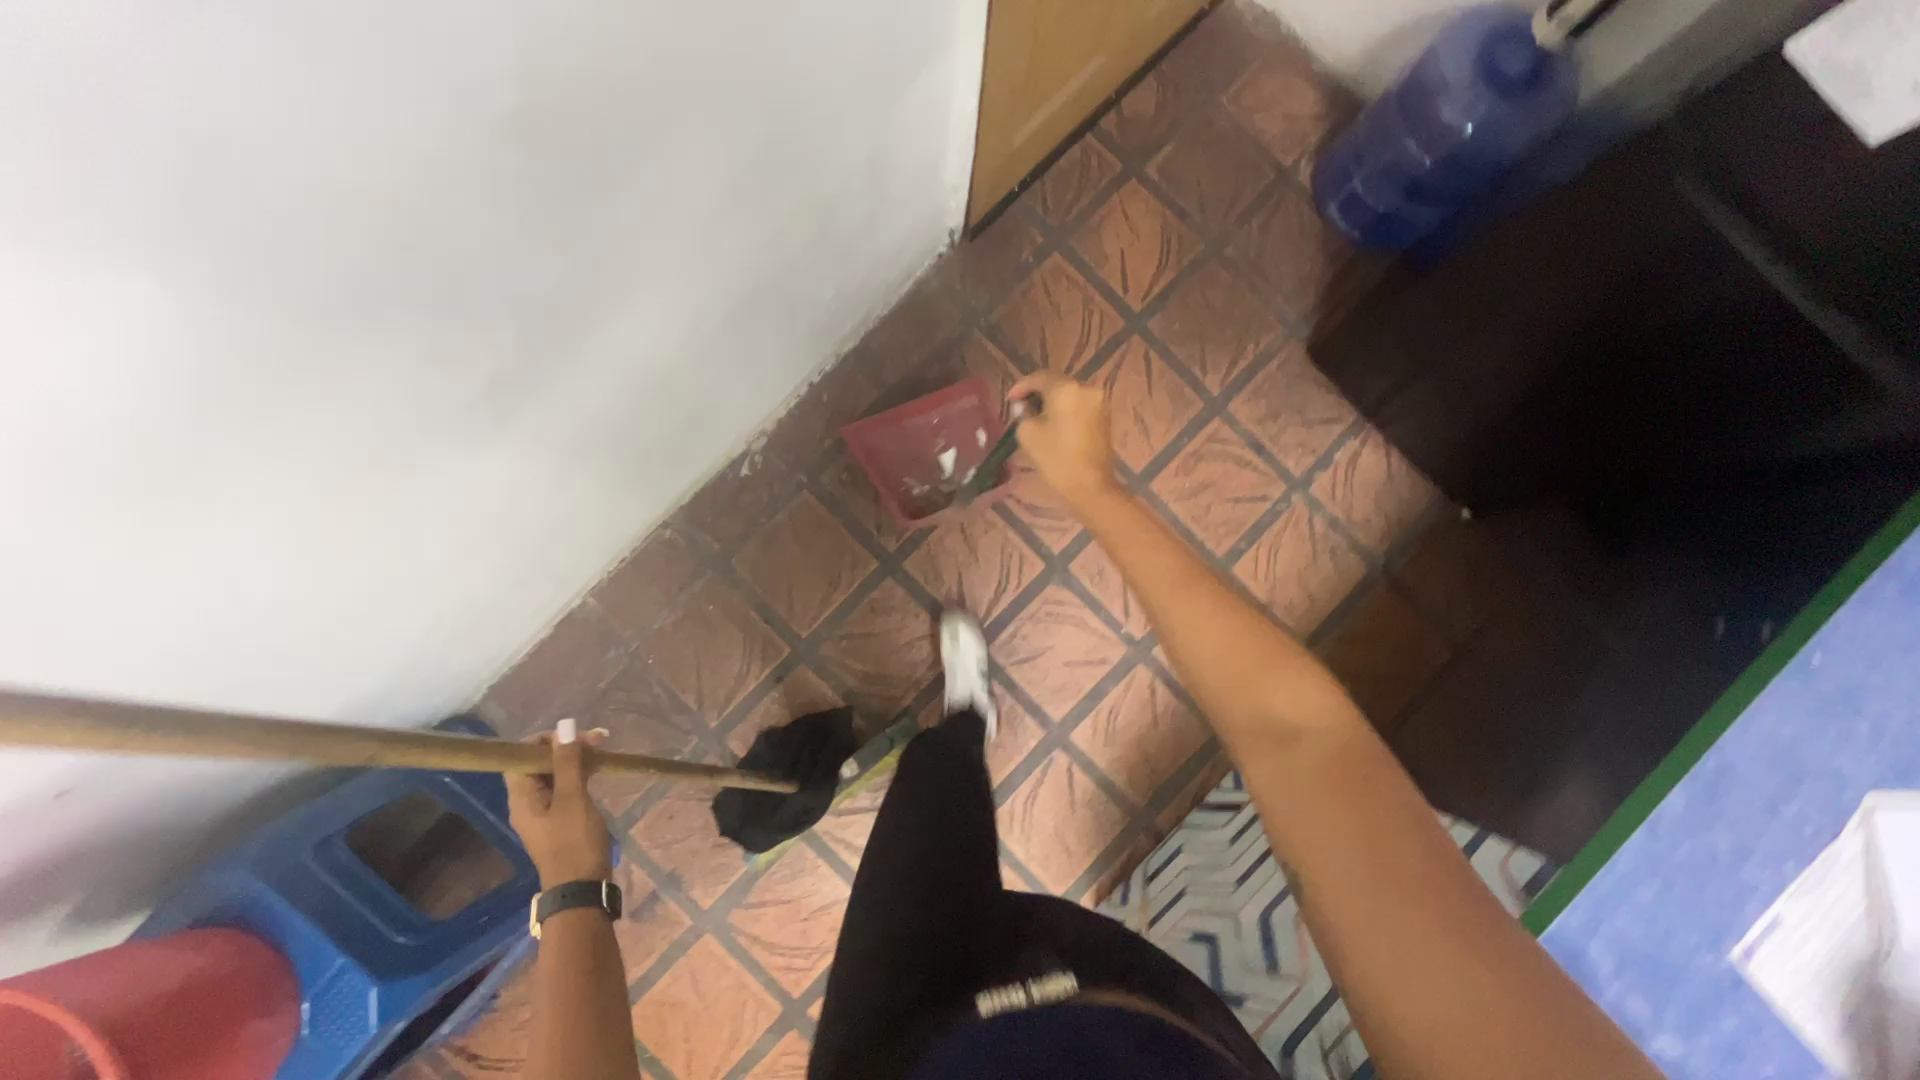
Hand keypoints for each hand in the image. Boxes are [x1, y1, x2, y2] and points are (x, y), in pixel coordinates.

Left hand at [505, 719, 614, 888]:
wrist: (582, 888)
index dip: (544, 740)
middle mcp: (527, 802)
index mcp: (521, 796)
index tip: (574, 736)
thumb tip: (565, 728)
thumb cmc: (574, 842)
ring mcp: (544, 812)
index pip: (521, 756)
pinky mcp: (560, 820)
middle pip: (539, 763)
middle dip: (567, 747)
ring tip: (604, 751)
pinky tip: (598, 772)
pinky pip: (565, 789)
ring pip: (555, 775)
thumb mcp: (573, 798)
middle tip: (600, 740)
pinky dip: (579, 776)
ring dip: (576, 760)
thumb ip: (568, 762)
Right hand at [1007, 372, 1120, 513]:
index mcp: (1066, 389)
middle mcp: (1086, 388)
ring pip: (1070, 394)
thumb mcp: (1028, 434)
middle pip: (1057, 383)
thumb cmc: (1056, 459)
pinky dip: (1066, 409)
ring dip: (1053, 401)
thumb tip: (1025, 406)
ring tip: (1037, 415)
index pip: (1039, 378)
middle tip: (1022, 406)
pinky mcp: (1105, 416)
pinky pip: (1080, 405)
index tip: (1010, 400)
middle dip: (1038, 393)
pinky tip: (1055, 422)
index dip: (1021, 386)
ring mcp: (1099, 402)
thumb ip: (1023, 413)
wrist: (1090, 486)